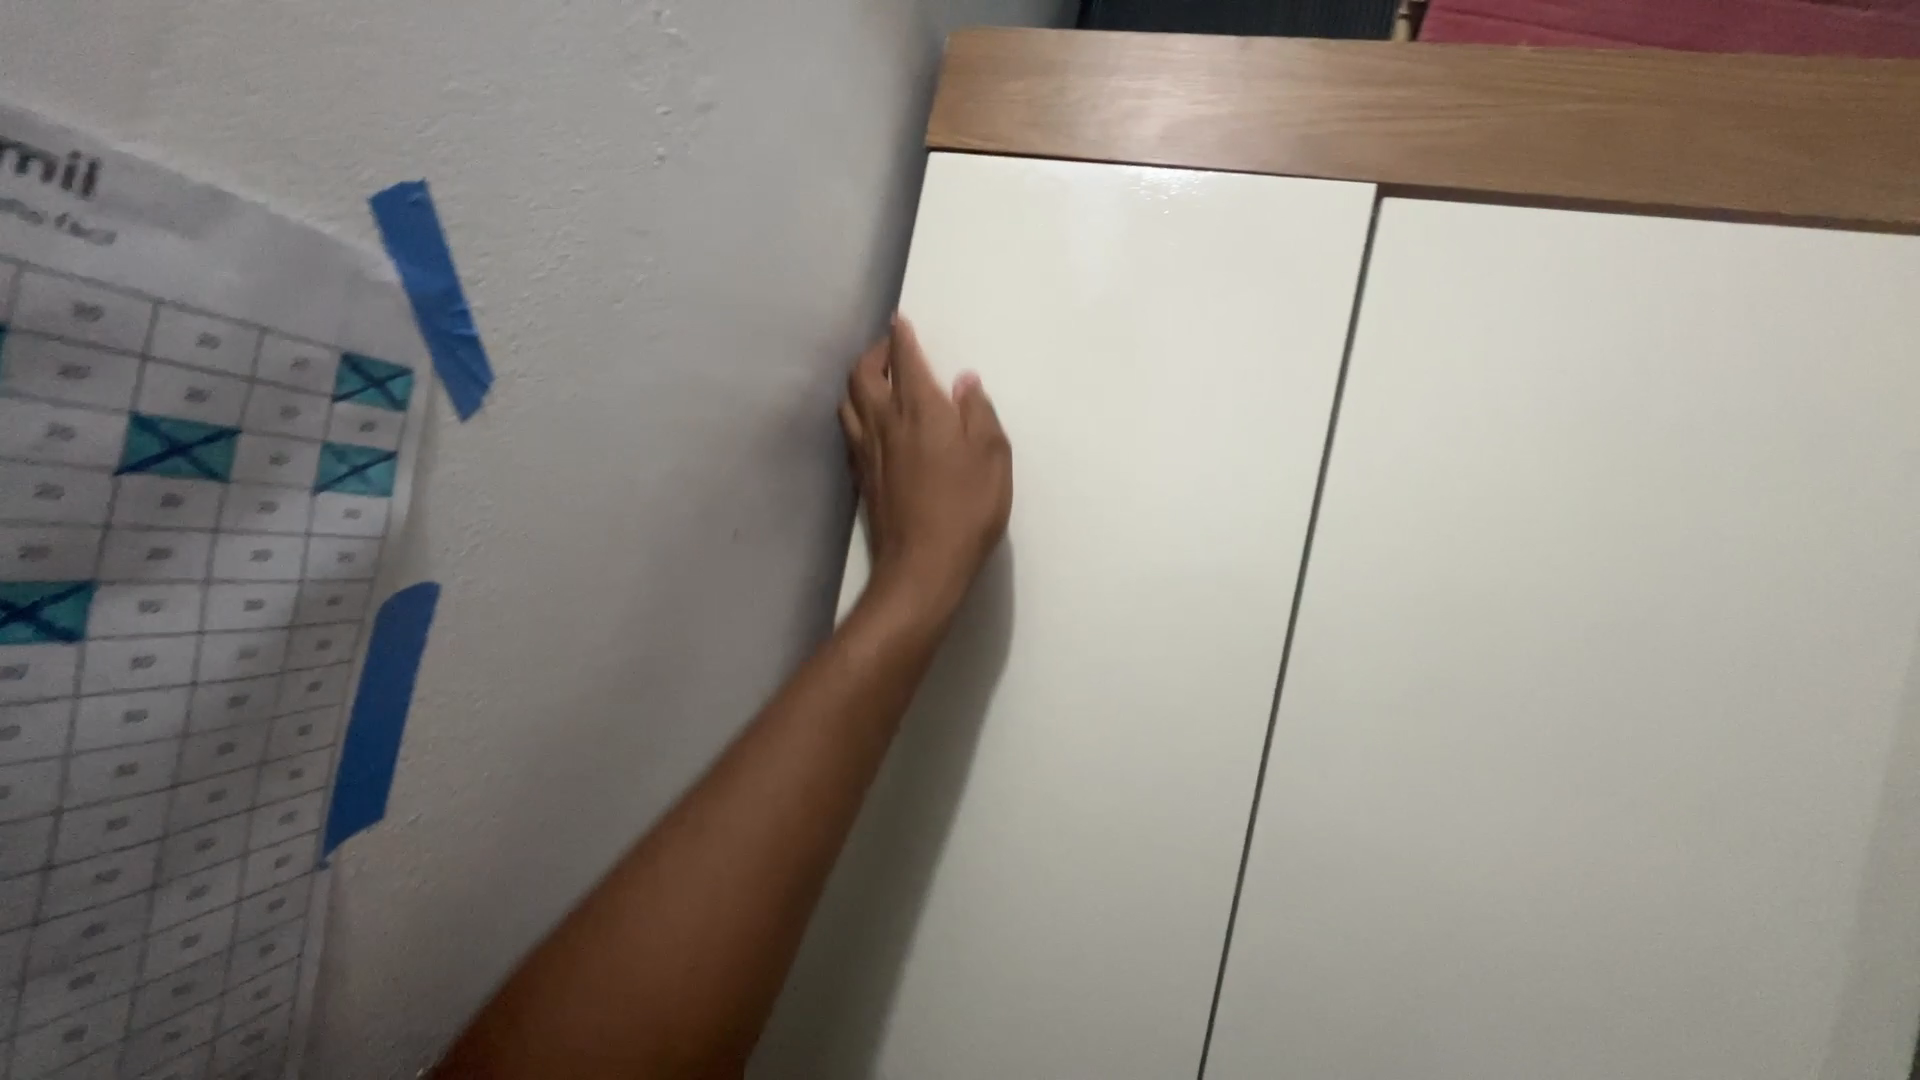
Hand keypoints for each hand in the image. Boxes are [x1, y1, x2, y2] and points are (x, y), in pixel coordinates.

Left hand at [840, 315, 1012, 620]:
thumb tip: (964, 381)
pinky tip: (869, 424)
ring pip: (848, 401)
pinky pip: (849, 431)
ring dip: (859, 381)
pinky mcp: (861, 477)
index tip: (901, 321)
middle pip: (863, 374)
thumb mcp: (992, 456)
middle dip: (874, 353)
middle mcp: (885, 422)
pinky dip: (855, 414)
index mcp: (920, 410)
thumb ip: (978, 413)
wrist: (922, 565)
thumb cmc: (966, 509)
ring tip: (876, 380)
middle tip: (891, 350)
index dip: (902, 336)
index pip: (904, 359)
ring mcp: (867, 451)